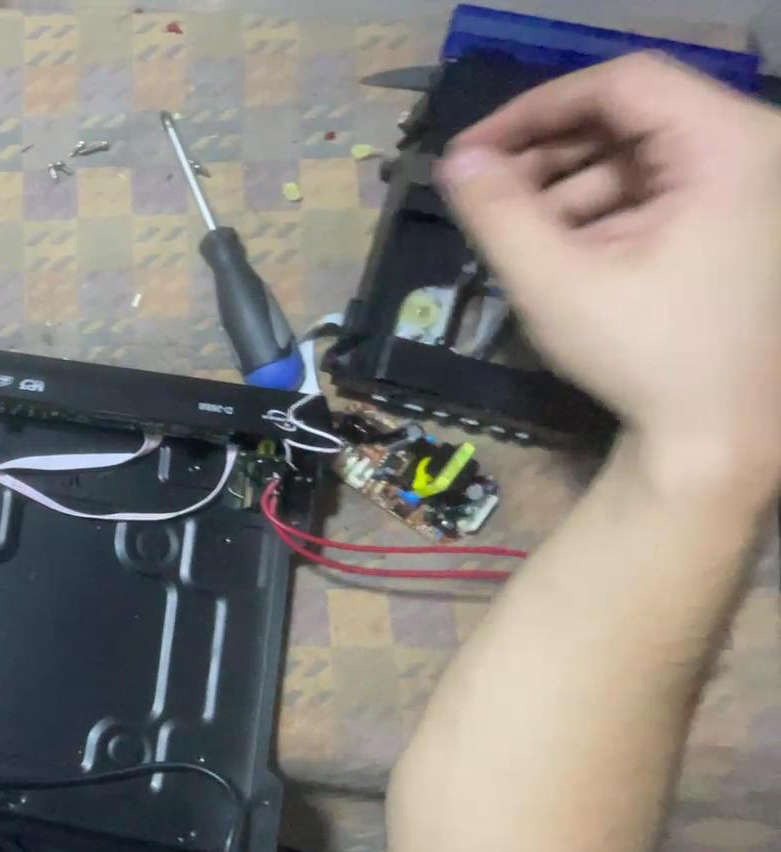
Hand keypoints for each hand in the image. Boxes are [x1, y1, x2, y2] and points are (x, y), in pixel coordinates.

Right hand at [437, 52, 780, 496]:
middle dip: (540, 154)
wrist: (716, 419)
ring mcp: (741, 182)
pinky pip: (643, 189)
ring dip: (556, 190)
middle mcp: (747, 146)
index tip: (464, 153)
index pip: (620, 83)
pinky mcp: (725, 215)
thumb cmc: (642, 347)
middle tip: (476, 197)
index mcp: (728, 144)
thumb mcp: (553, 280)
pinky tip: (551, 254)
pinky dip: (586, 213)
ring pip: (628, 155)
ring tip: (509, 239)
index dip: (532, 108)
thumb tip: (454, 162)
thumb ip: (498, 214)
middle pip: (625, 116)